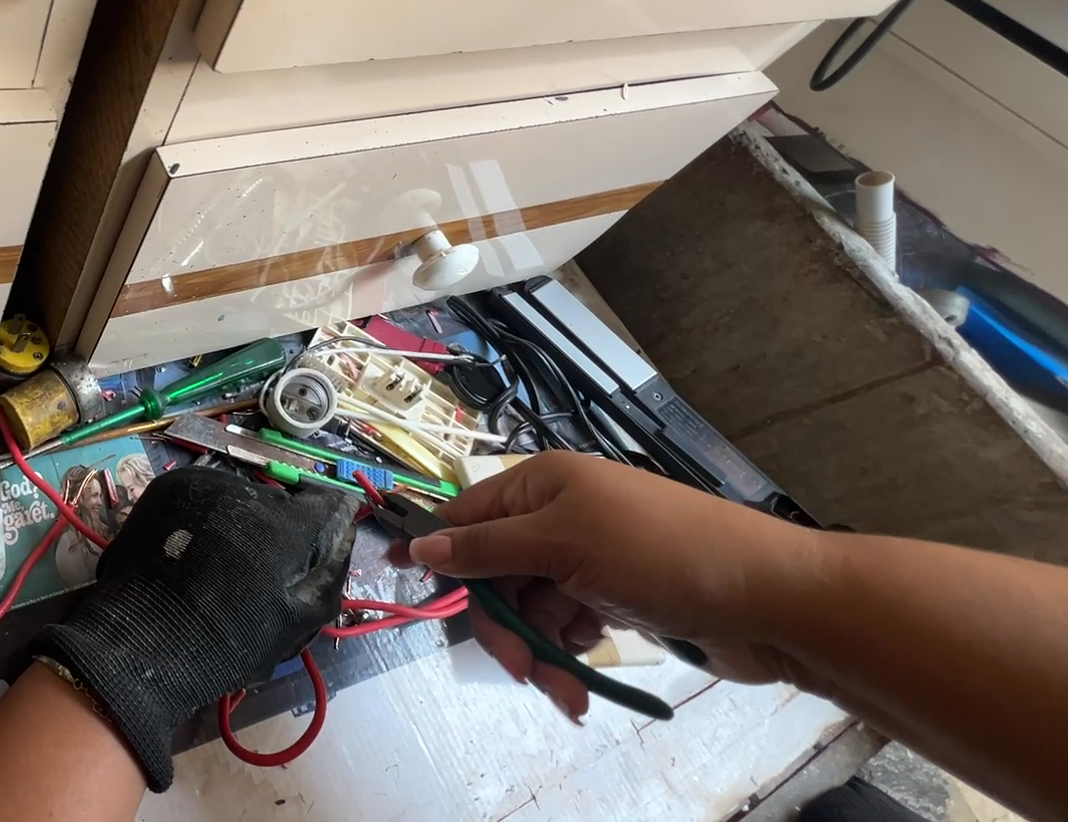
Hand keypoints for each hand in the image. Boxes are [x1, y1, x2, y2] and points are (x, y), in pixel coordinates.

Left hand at [33, 466, 355, 789]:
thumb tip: (346, 533)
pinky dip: (204, 511)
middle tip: (254, 568)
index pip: (323, 503)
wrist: (145, 635)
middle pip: (276, 500)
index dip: (323, 522)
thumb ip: (329, 573)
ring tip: (216, 559)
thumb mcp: (295, 621)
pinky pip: (203, 492)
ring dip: (237, 517)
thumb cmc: (227, 638)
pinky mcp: (171, 483)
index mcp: (285, 523)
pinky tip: (191, 546)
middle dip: (274, 527)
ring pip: (238, 494)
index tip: (312, 542)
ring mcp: (205, 482)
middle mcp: (248, 490)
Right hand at [411, 451, 824, 718]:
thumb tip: (422, 544)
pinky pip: (562, 625)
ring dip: (536, 649)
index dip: (435, 545)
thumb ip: (487, 548)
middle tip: (517, 667)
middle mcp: (555, 517)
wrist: (777, 601)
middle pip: (495, 570)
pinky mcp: (609, 596)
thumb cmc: (660, 552)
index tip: (400, 571)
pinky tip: (578, 684)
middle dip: (501, 621)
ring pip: (527, 606)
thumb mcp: (563, 544)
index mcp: (539, 486)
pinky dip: (564, 654)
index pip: (466, 515)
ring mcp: (583, 559)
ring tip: (559, 690)